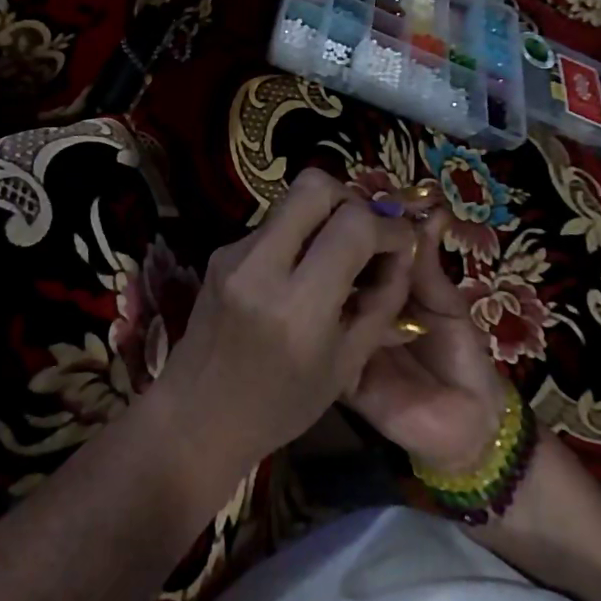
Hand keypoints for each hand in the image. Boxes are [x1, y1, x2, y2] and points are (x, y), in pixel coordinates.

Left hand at [154, 168, 417, 465]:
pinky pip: (270, 226)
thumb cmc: (279, 405)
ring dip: (323, 217)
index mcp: (296, 304)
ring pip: (289, 202)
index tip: (401, 245)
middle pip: (313, 186)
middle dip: (351, 200)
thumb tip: (403, 251)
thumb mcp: (346, 363)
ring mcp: (232, 255)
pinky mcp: (219, 254)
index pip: (353, 226)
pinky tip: (305, 272)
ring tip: (340, 257)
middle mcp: (258, 266)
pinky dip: (298, 236)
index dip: (389, 228)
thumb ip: (381, 301)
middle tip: (367, 235)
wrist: (197, 413)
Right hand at [346, 211, 510, 474]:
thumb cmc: (463, 358)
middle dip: (335, 251)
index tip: (348, 203)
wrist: (470, 425)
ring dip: (327, 281)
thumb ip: (427, 266)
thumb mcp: (446, 305)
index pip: (358, 253)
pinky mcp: (335, 369)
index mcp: (379, 289)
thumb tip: (429, 211)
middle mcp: (354, 309)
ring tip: (328, 258)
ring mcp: (340, 337)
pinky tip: (324, 301)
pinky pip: (325, 343)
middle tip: (332, 227)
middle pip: (335, 274)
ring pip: (323, 304)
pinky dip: (327, 323)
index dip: (354, 230)